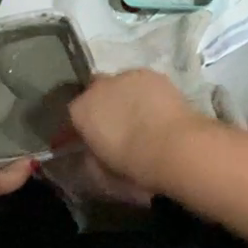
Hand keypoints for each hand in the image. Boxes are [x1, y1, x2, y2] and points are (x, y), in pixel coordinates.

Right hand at [68, 69, 201, 181]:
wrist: (175, 148)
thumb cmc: (134, 166)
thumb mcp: (102, 173)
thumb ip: (91, 159)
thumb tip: (92, 154)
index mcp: (80, 111)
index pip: (72, 117)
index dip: (78, 130)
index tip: (84, 142)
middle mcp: (97, 88)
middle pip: (93, 93)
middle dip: (100, 106)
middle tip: (115, 127)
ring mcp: (124, 77)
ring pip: (119, 85)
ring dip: (124, 97)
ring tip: (140, 117)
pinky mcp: (151, 74)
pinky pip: (142, 83)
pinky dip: (147, 94)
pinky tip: (158, 110)